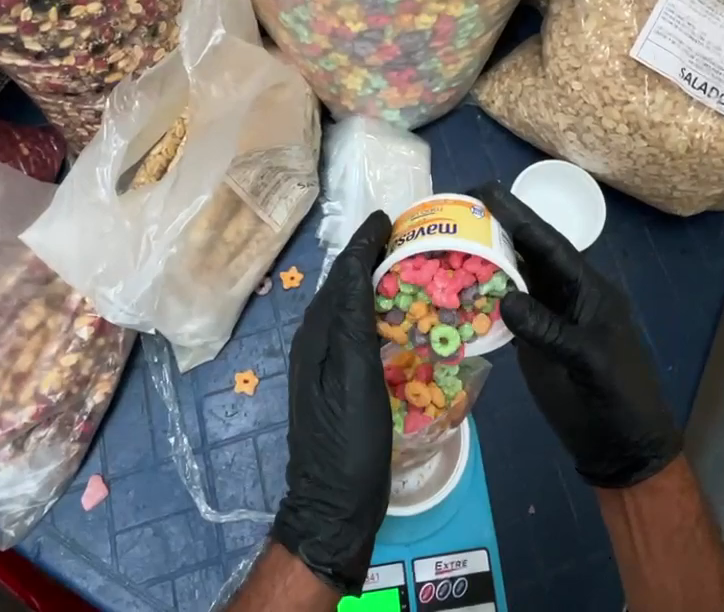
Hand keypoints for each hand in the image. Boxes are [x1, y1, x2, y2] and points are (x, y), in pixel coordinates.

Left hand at [269, 211, 392, 593]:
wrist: (332, 504)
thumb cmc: (349, 442)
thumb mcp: (354, 378)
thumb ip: (352, 321)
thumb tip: (355, 265)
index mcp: (318, 333)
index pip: (342, 272)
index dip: (364, 242)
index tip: (389, 218)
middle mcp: (316, 339)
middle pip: (344, 284)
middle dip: (370, 255)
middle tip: (407, 237)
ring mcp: (323, 360)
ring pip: (350, 305)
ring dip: (374, 280)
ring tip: (407, 265)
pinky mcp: (337, 379)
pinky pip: (357, 328)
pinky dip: (376, 309)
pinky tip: (399, 315)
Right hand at [476, 184, 681, 488]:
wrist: (621, 447)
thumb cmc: (618, 398)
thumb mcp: (591, 361)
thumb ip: (551, 330)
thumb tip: (506, 298)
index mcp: (586, 287)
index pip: (547, 243)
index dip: (517, 215)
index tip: (484, 191)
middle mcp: (562, 292)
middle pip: (525, 252)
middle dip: (493, 228)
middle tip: (452, 208)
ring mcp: (545, 315)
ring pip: (511, 276)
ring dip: (482, 259)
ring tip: (444, 238)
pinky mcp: (530, 338)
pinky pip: (501, 308)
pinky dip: (479, 296)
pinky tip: (451, 287)